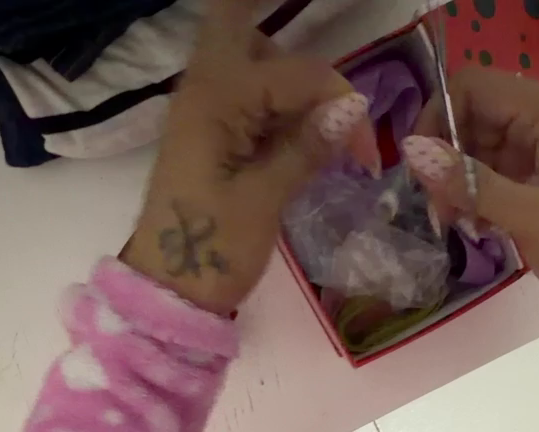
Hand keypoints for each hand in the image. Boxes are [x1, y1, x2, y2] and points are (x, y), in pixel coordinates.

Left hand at [119, 0, 378, 314]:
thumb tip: (352, 107)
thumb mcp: (264, 201)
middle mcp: (204, 90)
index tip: (368, 154)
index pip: (294, 71)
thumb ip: (306, 148)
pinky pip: (247, 101)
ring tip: (324, 136)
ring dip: (290, 86)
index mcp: (215, 99)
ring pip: (249, 64)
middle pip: (246, 30)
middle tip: (330, 97)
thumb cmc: (214, 250)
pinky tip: (305, 145)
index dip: (340, 101)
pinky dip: (279, 112)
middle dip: (294, 56)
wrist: (170, 293)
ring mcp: (204, 114)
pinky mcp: (211, 141)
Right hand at [401, 67, 538, 333]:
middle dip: (445, 156)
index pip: (475, 87)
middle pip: (472, 114)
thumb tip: (412, 152)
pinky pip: (487, 169)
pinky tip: (471, 224)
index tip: (420, 171)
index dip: (438, 119)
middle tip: (438, 209)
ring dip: (455, 180)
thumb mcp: (529, 218)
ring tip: (455, 222)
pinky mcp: (535, 172)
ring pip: (475, 144)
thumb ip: (471, 183)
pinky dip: (471, 193)